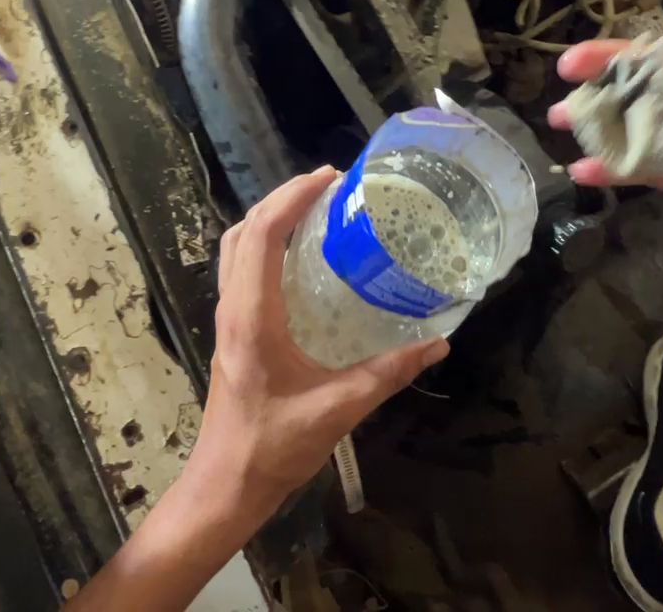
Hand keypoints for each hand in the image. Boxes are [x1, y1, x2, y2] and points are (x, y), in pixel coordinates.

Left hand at [190, 168, 449, 517]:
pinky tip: (300, 253)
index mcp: (252, 315)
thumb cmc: (272, 448)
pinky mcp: (233, 326)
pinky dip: (266, 242)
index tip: (330, 178)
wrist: (225, 485)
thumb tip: (438, 344)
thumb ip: (387, 374)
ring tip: (315, 206)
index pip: (262, 234)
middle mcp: (233, 305)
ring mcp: (228, 315)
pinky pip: (242, 265)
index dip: (292, 198)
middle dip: (284, 197)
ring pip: (238, 244)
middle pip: (246, 228)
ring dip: (271, 216)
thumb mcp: (337, 411)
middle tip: (330, 185)